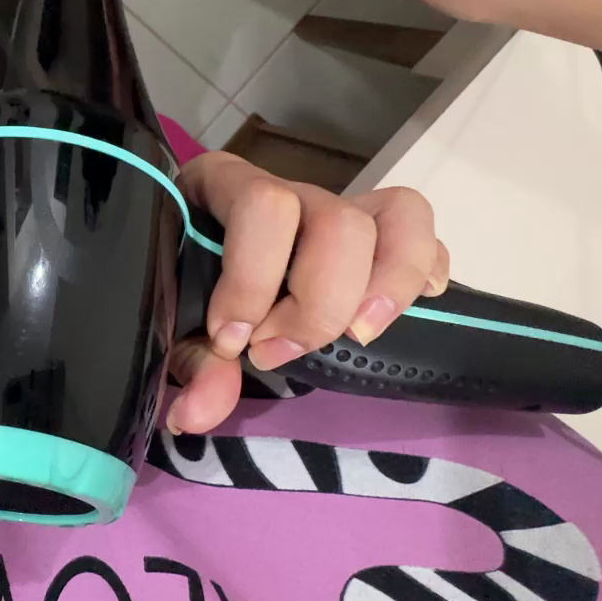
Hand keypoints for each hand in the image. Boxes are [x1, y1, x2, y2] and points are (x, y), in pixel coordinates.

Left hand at [167, 152, 448, 435]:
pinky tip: (413, 302)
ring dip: (388, 286)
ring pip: (398, 213)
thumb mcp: (177, 320)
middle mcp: (287, 187)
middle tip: (275, 353)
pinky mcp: (374, 227)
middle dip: (316, 304)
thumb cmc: (182, 281)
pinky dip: (424, 265)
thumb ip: (191, 361)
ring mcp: (336, 202)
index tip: (231, 339)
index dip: (253, 280)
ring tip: (359, 336)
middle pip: (338, 221)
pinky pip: (419, 224)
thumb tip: (197, 415)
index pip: (263, 208)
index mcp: (223, 185)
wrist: (194, 261)